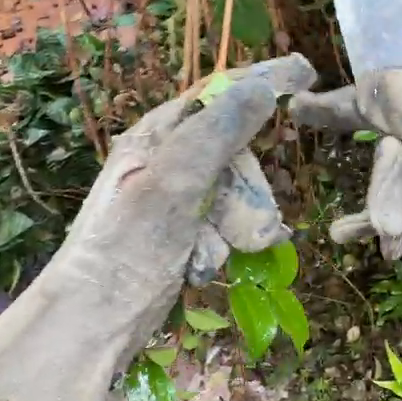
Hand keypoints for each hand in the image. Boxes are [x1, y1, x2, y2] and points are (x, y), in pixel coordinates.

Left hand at [0, 54, 316, 400]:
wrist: (94, 325)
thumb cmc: (126, 248)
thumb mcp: (174, 183)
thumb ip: (218, 133)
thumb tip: (263, 88)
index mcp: (158, 134)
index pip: (219, 92)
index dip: (264, 80)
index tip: (307, 74)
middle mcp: (169, 158)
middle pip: (240, 149)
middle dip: (249, 188)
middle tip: (252, 225)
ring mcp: (178, 196)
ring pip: (239, 191)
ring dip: (238, 223)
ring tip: (220, 250)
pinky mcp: (186, 230)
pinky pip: (227, 223)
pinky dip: (223, 244)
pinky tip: (204, 264)